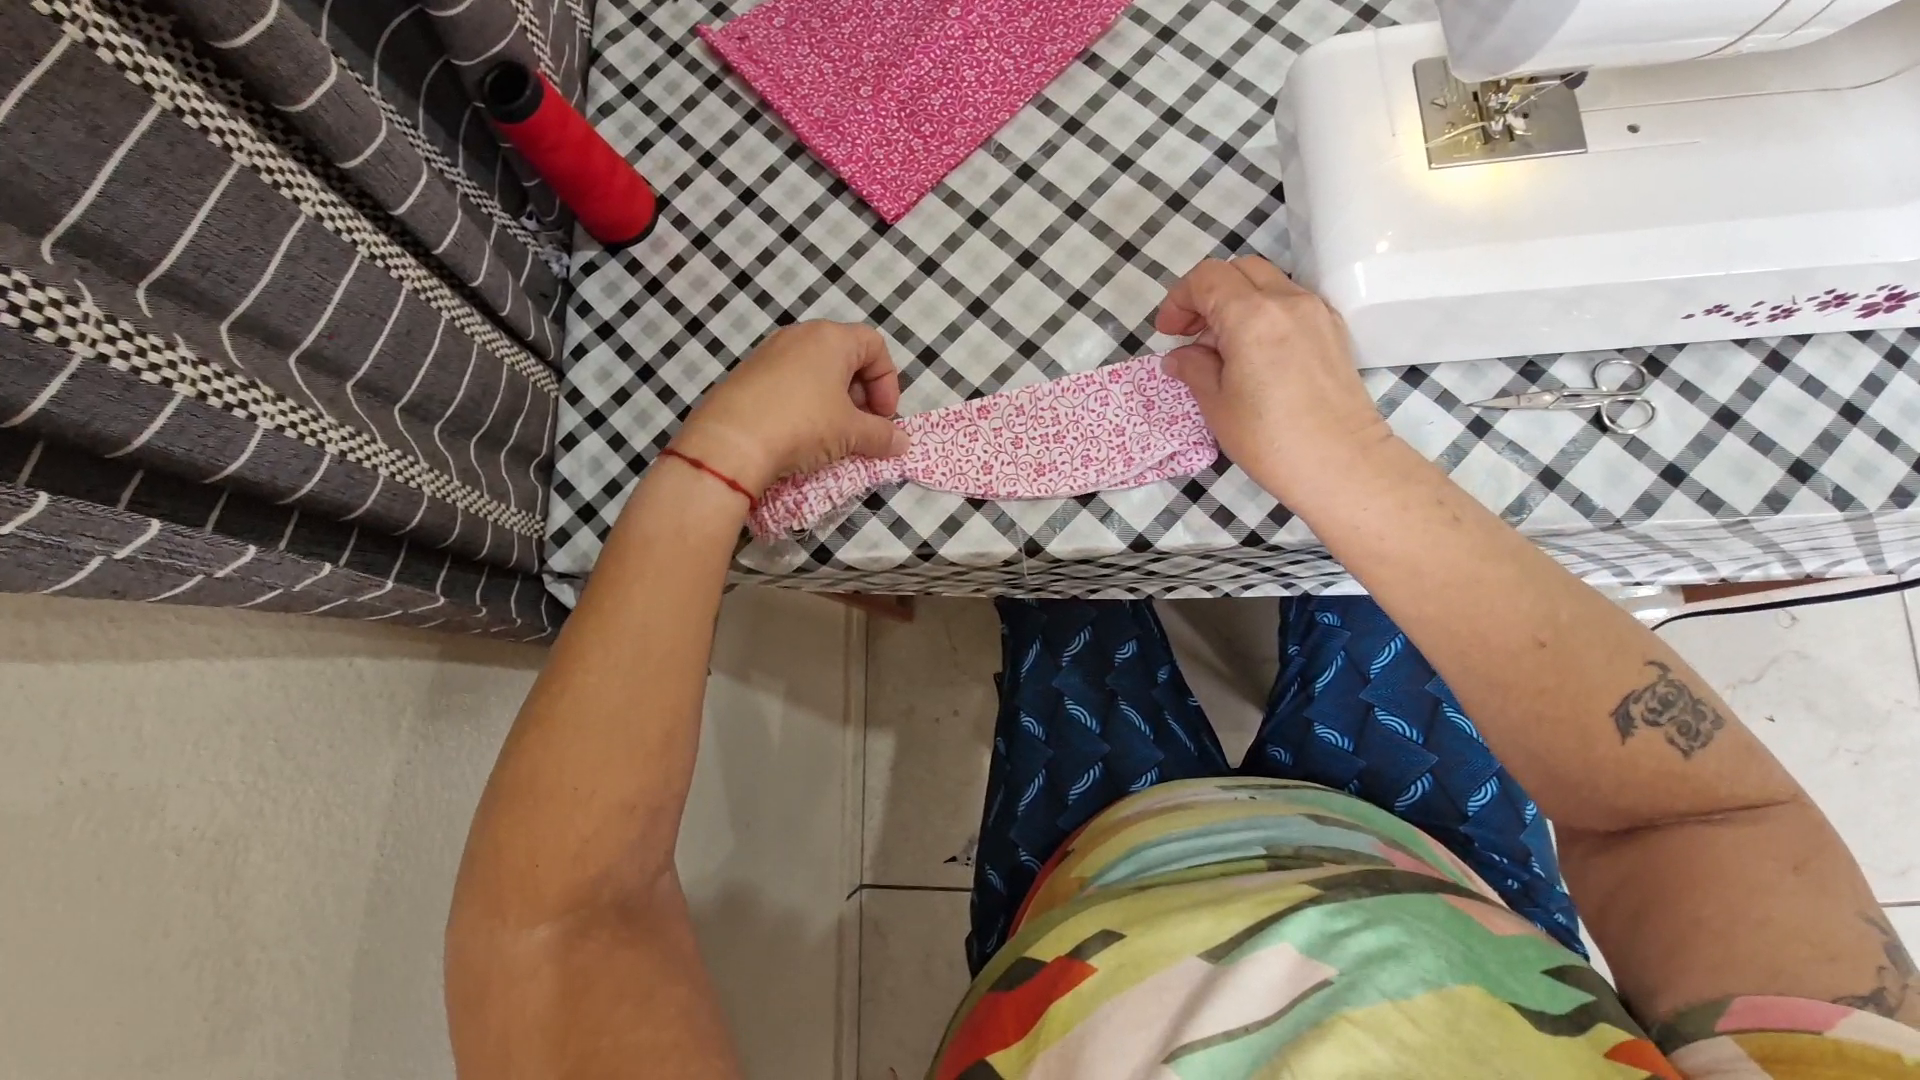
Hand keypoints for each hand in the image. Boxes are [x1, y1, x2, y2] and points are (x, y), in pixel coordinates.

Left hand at [669, 321, 910, 496]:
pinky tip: (800, 436)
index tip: (884, 417)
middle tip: (862, 428)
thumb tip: (902, 443)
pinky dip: (805, 405)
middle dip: (862, 394)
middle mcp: (800, 336)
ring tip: (832, 436)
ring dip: (833, 402)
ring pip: (816, 372)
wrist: (730, 442)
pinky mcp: (747, 376)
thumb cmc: (803, 425)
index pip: (875, 346)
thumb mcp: (851, 432)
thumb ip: (881, 435)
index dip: (888, 382)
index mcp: (831, 338)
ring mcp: (769, 354)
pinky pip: (789, 384)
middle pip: (845, 357)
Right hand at [1155, 257, 1388, 499]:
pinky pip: (1291, 303)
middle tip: (1191, 334)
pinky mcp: (1333, 331)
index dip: (1179, 299)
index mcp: (1252, 315)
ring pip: (1267, 283)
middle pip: (1239, 271)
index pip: (1207, 278)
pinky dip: (1264, 314)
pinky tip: (1254, 353)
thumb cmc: (1270, 439)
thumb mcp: (1216, 405)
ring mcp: (1316, 313)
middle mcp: (1288, 301)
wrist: (1341, 464)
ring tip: (1222, 347)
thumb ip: (1194, 368)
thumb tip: (1180, 356)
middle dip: (1207, 294)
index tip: (1168, 332)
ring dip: (1237, 302)